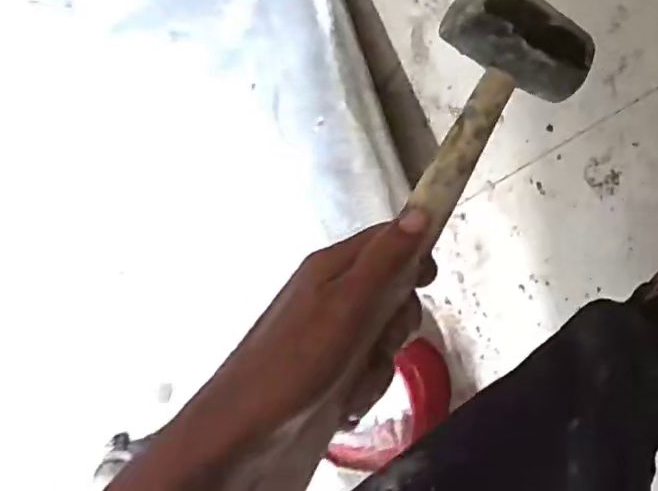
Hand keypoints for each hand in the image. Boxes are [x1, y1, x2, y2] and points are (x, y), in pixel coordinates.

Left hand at [114, 211, 436, 490]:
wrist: (230, 446)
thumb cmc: (291, 364)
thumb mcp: (348, 302)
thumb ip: (387, 256)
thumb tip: (422, 210)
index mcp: (332, 267)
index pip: (391, 236)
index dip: (416, 250)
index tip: (428, 278)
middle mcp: (331, 293)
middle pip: (395, 284)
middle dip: (402, 313)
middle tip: (386, 333)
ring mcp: (328, 334)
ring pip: (386, 327)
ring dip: (385, 354)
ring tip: (360, 374)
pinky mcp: (327, 369)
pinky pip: (369, 362)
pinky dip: (368, 380)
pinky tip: (348, 396)